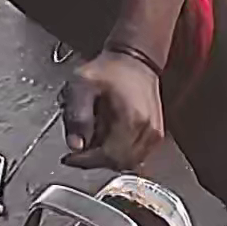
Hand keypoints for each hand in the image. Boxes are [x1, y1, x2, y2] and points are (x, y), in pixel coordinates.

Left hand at [62, 50, 165, 170]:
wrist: (135, 62)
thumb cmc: (111, 70)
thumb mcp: (82, 86)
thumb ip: (77, 116)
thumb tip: (75, 145)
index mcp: (132, 119)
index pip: (109, 156)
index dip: (86, 161)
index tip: (70, 157)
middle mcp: (148, 131)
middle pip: (119, 163)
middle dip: (96, 160)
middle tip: (80, 148)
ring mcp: (155, 135)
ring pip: (128, 163)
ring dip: (108, 158)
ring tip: (95, 139)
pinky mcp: (156, 136)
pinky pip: (137, 157)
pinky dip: (120, 154)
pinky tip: (110, 139)